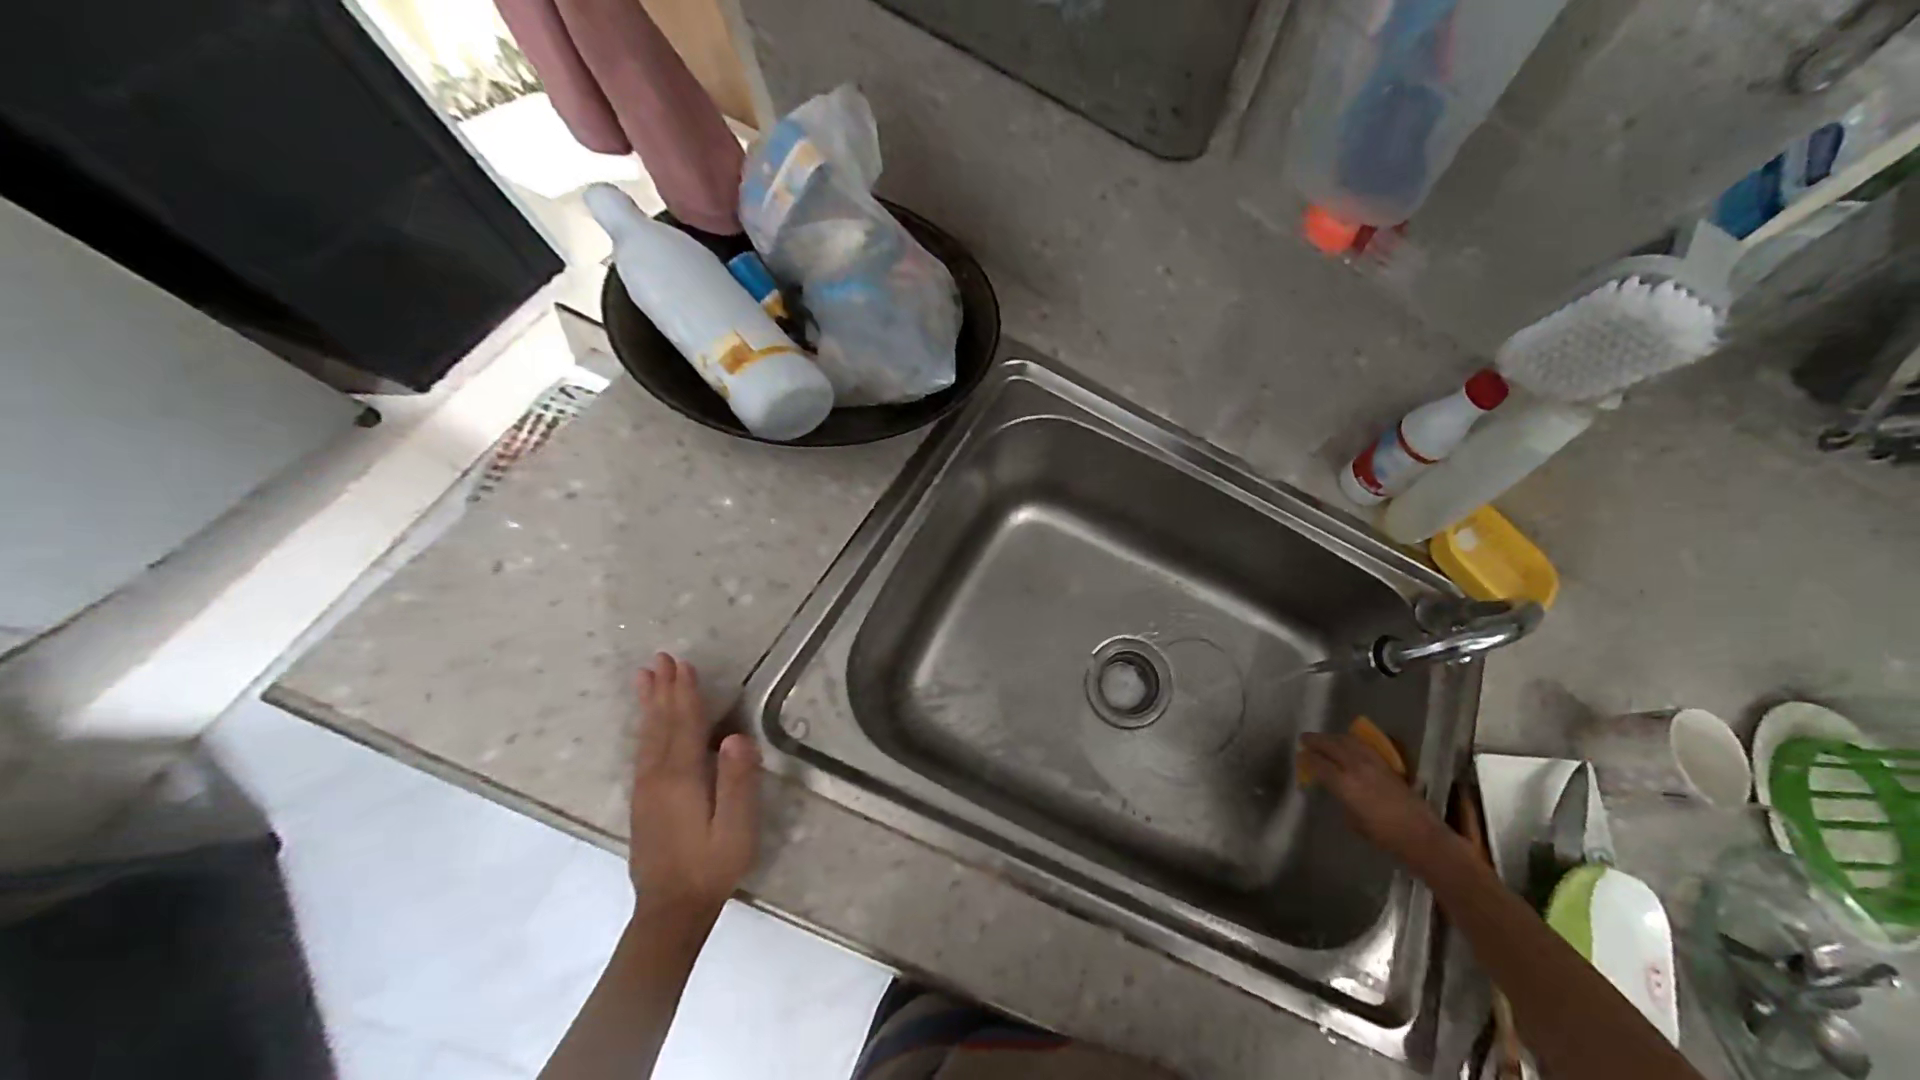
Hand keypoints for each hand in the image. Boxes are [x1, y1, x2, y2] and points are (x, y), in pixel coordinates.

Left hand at [627, 653, 760, 921]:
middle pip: (661, 724)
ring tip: (646, 677)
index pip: (684, 725)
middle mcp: (657, 777)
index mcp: (681, 779)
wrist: (670, 910)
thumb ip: (737, 783)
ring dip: (649, 704)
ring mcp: (646, 788)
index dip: (685, 693)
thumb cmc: (711, 866)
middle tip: (660, 659)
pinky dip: (645, 727)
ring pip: (647, 736)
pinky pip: (643, 750)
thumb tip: (736, 737)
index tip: (683, 664)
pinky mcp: (643, 800)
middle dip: (662, 690)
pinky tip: (646, 721)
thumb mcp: (735, 829)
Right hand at [1298, 731, 1451, 865]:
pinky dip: (1351, 741)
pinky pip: (1364, 746)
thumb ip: (1340, 798)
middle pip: (1331, 745)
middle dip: (1316, 740)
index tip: (1300, 756)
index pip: (1318, 763)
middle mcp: (1356, 768)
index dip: (1306, 759)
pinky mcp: (1387, 765)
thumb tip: (1334, 788)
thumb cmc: (1383, 835)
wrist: (1421, 836)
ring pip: (1348, 741)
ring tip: (1325, 738)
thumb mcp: (1352, 819)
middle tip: (1304, 738)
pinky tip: (1348, 743)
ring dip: (1333, 737)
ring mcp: (1373, 764)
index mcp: (1343, 784)